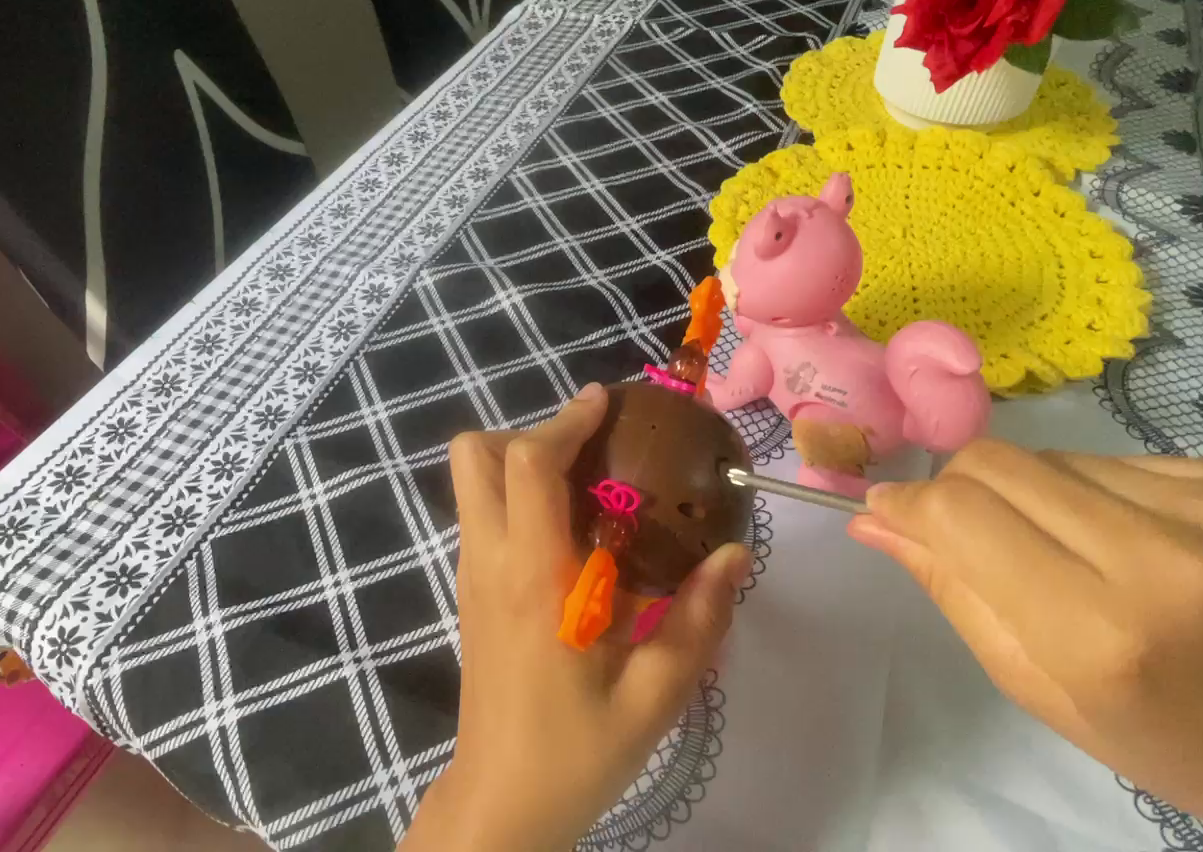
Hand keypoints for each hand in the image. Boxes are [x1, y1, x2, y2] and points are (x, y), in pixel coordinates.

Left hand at [402, 384, 751, 850]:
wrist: (502, 799)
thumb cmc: (577, 749)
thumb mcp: (654, 695)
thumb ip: (697, 619)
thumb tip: (733, 554)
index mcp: (531, 575)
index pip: (526, 465)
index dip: (563, 421)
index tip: (604, 402)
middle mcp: (489, 559)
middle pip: (473, 454)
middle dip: (526, 432)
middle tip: (588, 453)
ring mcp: (470, 572)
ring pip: (469, 481)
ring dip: (518, 460)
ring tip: (585, 486)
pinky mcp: (470, 589)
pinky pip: (480, 513)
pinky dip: (514, 493)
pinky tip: (570, 532)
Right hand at [850, 442, 1202, 851]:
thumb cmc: (1171, 741)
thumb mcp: (1037, 687)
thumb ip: (949, 588)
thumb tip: (872, 517)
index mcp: (1099, 631)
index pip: (958, 512)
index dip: (909, 502)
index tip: (888, 508)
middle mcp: (1164, 557)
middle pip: (997, 464)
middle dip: (959, 488)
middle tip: (967, 528)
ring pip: (1054, 456)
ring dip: (1034, 492)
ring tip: (1072, 548)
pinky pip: (1121, 459)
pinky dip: (1100, 491)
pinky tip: (1136, 540)